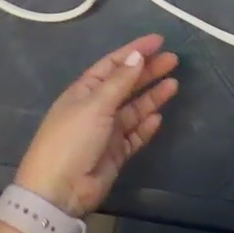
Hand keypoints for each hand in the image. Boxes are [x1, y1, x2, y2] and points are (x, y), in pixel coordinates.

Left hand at [15, 34, 179, 217]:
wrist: (59, 191)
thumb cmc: (72, 139)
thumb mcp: (95, 105)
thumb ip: (120, 81)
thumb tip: (137, 55)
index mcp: (85, 91)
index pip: (113, 64)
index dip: (134, 51)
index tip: (158, 41)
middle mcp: (96, 107)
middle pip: (127, 84)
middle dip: (149, 71)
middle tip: (174, 60)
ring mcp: (106, 131)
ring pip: (134, 109)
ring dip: (152, 97)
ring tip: (174, 84)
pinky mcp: (115, 153)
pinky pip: (135, 135)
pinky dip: (146, 126)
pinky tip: (158, 117)